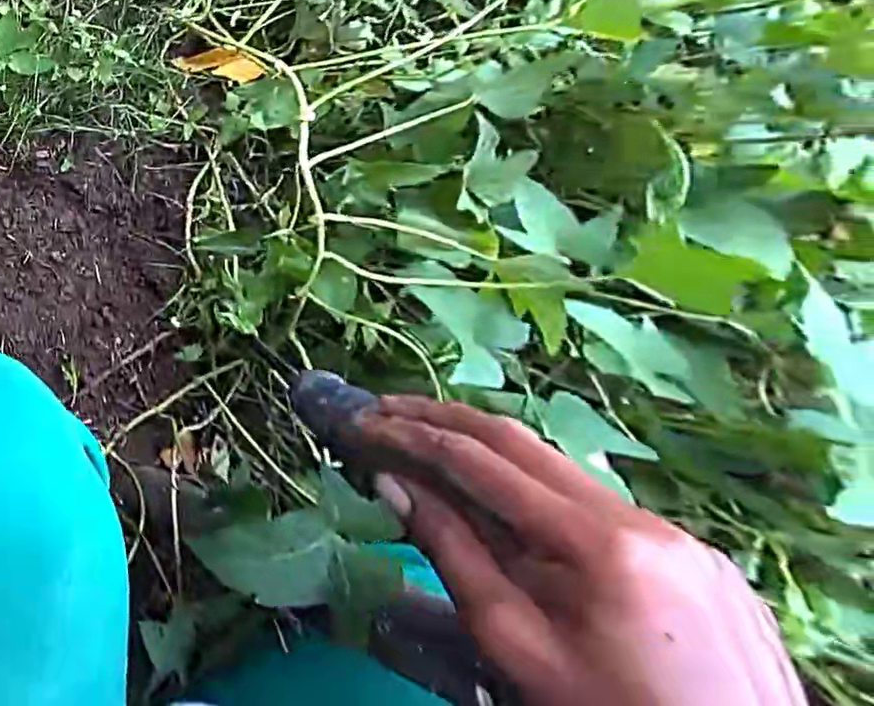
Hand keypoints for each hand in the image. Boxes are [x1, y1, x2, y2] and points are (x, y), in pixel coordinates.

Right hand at [358, 397, 802, 705]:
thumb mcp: (512, 638)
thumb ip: (449, 549)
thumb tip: (390, 481)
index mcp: (598, 543)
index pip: (477, 460)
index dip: (407, 434)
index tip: (357, 424)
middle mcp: (642, 519)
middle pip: (517, 441)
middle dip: (438, 416)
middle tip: (378, 409)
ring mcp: (676, 533)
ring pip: (553, 463)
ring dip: (480, 443)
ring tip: (420, 434)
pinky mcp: (690, 552)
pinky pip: (587, 495)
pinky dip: (524, 478)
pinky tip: (491, 488)